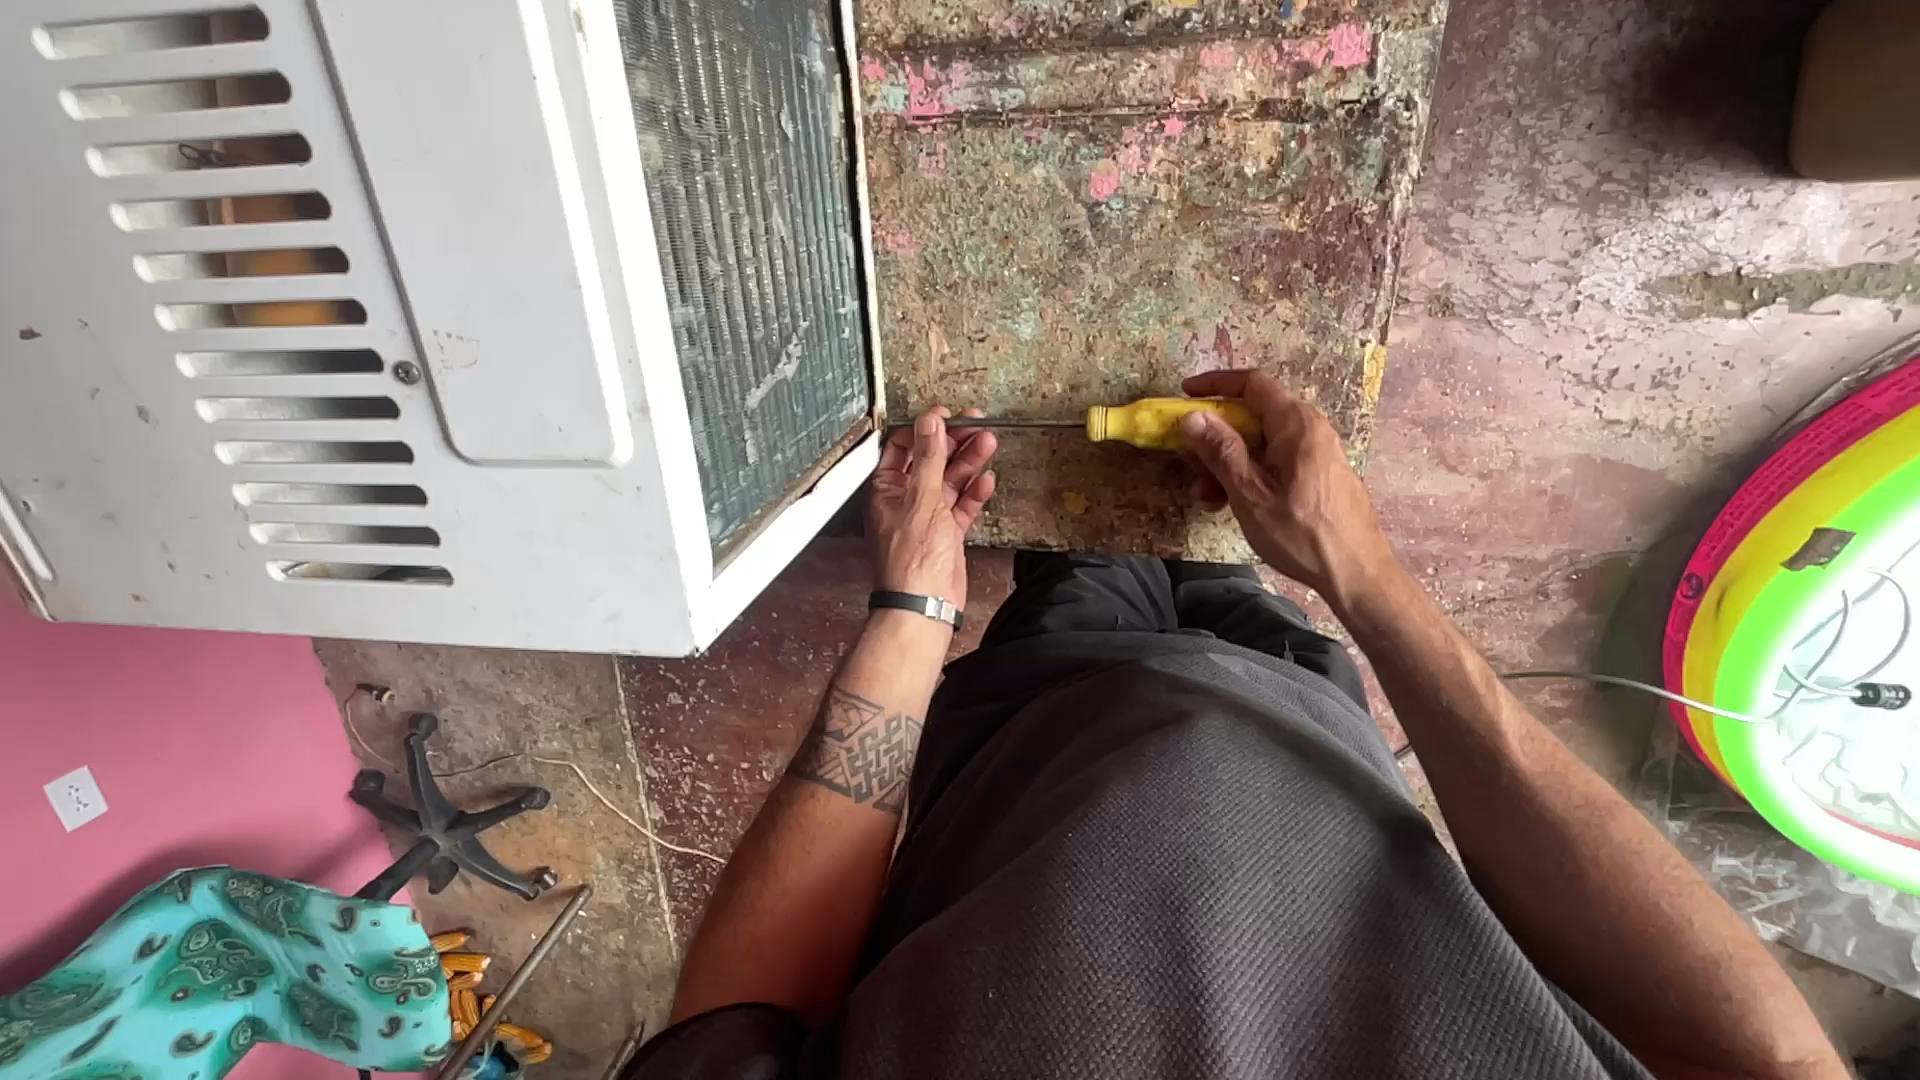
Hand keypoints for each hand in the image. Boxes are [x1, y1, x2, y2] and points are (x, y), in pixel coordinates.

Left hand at [868, 407, 997, 610]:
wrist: (925, 604)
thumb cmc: (911, 560)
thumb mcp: (921, 499)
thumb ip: (928, 459)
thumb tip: (929, 423)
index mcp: (886, 489)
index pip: (903, 446)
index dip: (925, 427)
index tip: (947, 414)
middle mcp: (904, 500)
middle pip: (930, 460)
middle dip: (954, 442)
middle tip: (978, 425)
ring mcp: (927, 516)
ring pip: (950, 480)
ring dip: (969, 462)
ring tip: (989, 443)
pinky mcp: (946, 532)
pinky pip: (961, 505)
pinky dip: (974, 493)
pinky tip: (986, 481)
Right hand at [1177, 369, 1397, 604]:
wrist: (1357, 573)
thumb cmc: (1303, 535)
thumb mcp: (1251, 495)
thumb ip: (1222, 452)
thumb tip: (1193, 417)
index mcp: (1296, 425)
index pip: (1253, 383)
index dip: (1215, 384)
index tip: (1184, 395)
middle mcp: (1310, 429)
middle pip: (1253, 414)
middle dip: (1215, 436)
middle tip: (1189, 464)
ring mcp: (1316, 451)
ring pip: (1261, 440)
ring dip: (1227, 460)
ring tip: (1207, 496)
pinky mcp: (1317, 472)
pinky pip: (1275, 459)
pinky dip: (1248, 472)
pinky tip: (1231, 502)